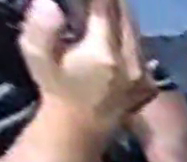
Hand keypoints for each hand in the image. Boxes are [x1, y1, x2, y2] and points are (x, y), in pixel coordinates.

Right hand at [19, 0, 158, 135]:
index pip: (105, 11)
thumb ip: (41, 25)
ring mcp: (145, 76)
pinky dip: (130, 32)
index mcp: (104, 54)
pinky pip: (142, 50)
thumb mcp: (36, 53)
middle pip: (127, 20)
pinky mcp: (151, 84)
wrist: (86, 124)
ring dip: (123, 13)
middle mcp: (131, 64)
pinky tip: (118, 23)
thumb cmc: (56, 86)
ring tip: (111, 0)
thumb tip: (51, 2)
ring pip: (137, 34)